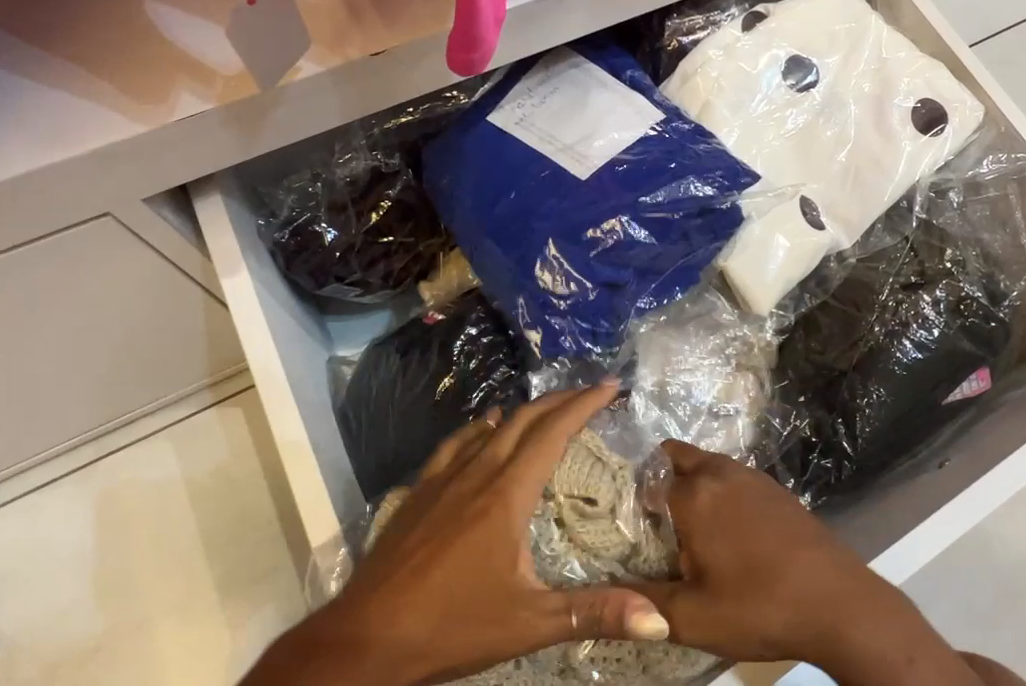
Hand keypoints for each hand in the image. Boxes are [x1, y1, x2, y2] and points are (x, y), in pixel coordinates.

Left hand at [242, 383, 668, 685]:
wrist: (365, 639)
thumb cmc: (450, 626)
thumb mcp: (529, 623)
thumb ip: (594, 613)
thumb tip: (659, 618)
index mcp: (506, 494)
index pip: (553, 432)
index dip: (584, 405)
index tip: (611, 386)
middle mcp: (476, 473)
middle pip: (523, 420)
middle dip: (559, 400)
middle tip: (590, 392)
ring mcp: (441, 480)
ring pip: (489, 427)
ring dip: (522, 412)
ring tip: (546, 408)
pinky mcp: (417, 494)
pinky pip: (455, 444)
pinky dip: (479, 428)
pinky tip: (482, 430)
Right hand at [628, 441, 982, 685]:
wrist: (840, 605)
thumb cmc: (759, 607)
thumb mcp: (692, 618)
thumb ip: (643, 602)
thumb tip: (608, 592)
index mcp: (694, 493)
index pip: (646, 481)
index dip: (632, 502)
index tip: (628, 528)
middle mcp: (720, 471)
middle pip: (675, 458)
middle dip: (659, 480)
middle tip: (652, 523)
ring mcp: (753, 476)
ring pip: (707, 466)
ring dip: (692, 486)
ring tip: (687, 532)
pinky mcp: (777, 489)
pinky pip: (734, 479)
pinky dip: (721, 494)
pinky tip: (728, 535)